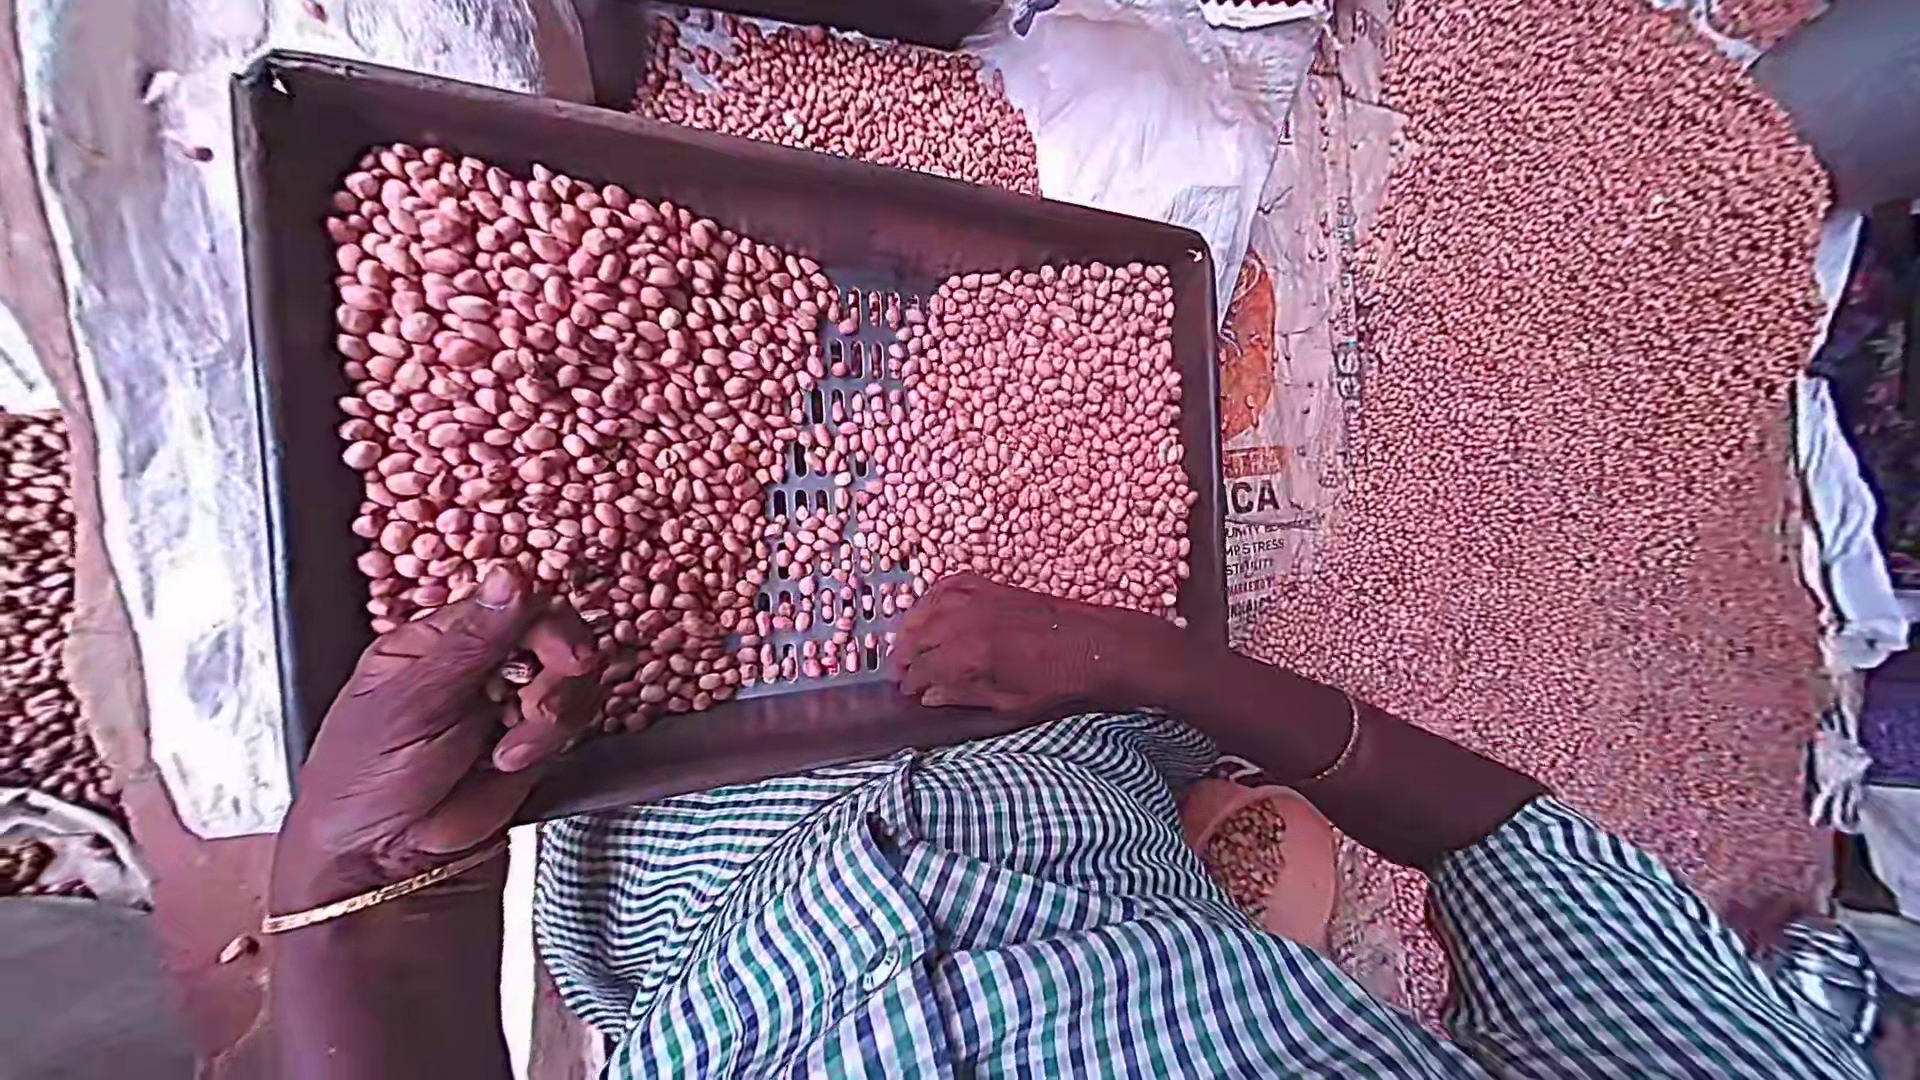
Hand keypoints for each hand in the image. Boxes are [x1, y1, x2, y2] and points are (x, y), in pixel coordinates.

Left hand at [270, 566, 602, 911]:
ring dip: (553, 711)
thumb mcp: (411, 703)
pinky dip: (555, 735)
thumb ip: (471, 639)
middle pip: (557, 633)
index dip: (545, 622)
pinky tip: (515, 758)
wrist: (390, 863)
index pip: (513, 603)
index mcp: (439, 639)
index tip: (563, 652)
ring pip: (574, 673)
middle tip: (539, 705)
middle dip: (558, 671)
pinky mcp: (542, 728)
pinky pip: (579, 709)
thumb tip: (511, 573)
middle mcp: (485, 659)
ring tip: (510, 749)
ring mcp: (517, 693)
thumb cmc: (368, 780)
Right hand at [888, 575, 1187, 715]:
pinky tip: (930, 608)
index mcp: (971, 656)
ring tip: (908, 643)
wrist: (1097, 646)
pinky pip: (950, 584)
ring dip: (912, 626)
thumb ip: (964, 696)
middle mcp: (968, 621)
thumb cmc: (1059, 681)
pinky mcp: (993, 586)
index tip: (907, 691)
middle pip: (918, 636)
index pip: (923, 668)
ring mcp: (980, 599)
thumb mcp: (1011, 703)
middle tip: (901, 671)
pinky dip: (934, 596)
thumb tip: (930, 696)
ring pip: (928, 608)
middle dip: (904, 656)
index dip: (911, 682)